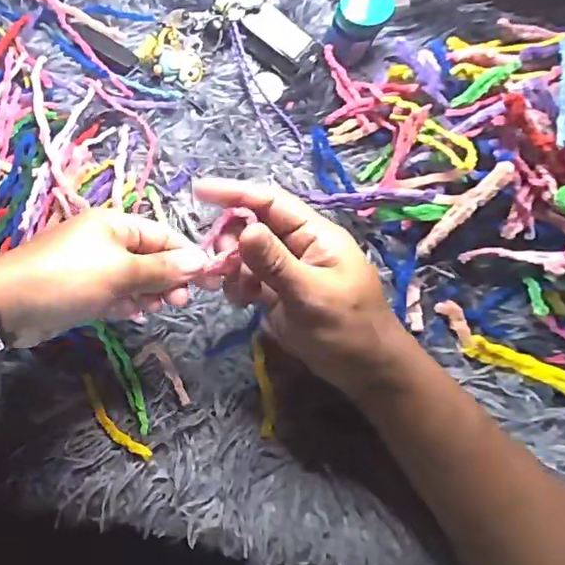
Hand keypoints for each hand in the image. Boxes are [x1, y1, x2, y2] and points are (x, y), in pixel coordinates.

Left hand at [0, 208, 210, 346]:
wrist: (7, 305)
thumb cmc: (68, 279)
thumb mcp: (120, 272)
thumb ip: (161, 268)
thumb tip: (202, 260)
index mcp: (114, 224)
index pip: (162, 235)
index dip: (187, 255)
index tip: (211, 280)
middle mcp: (105, 241)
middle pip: (149, 257)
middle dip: (168, 277)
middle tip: (180, 302)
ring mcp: (92, 267)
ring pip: (133, 278)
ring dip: (149, 293)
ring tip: (158, 309)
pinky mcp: (81, 292)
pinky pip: (114, 294)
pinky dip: (126, 303)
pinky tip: (134, 315)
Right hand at [194, 178, 414, 394]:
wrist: (367, 373)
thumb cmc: (348, 329)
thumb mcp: (310, 295)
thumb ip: (275, 263)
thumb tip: (244, 229)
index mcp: (314, 235)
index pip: (270, 202)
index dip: (235, 193)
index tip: (198, 191)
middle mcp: (298, 246)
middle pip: (252, 225)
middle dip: (229, 239)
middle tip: (218, 264)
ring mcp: (286, 269)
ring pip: (245, 253)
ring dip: (230, 266)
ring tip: (230, 288)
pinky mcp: (276, 292)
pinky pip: (247, 277)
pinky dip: (236, 285)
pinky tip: (240, 302)